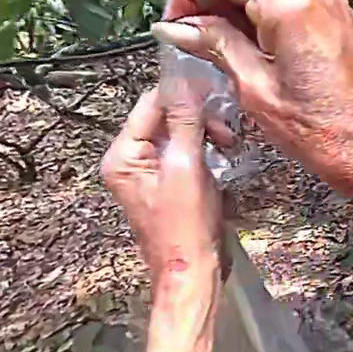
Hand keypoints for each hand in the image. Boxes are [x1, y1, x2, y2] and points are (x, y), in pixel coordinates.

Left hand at [101, 84, 221, 351]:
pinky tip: (222, 157)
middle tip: (227, 132)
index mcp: (124, 155)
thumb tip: (183, 81)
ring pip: (180, 133)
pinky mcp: (170, 182)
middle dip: (199, 118)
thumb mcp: (187, 168)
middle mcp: (131, 159)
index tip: (217, 92)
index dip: (184, 94)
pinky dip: (206, 150)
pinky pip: (187, 152)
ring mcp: (150, 171)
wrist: (192, 271)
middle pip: (166, 117)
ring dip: (207, 133)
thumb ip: (185, 122)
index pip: (151, 103)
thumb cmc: (186, 227)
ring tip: (228, 146)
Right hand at [153, 0, 352, 247]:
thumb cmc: (323, 133)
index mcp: (291, 6)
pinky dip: (261, 12)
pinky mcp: (337, 19)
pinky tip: (245, 42)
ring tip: (212, 40)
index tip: (174, 19)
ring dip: (235, 2)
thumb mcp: (256, 89)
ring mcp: (331, 3)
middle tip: (188, 30)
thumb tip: (179, 28)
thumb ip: (216, 45)